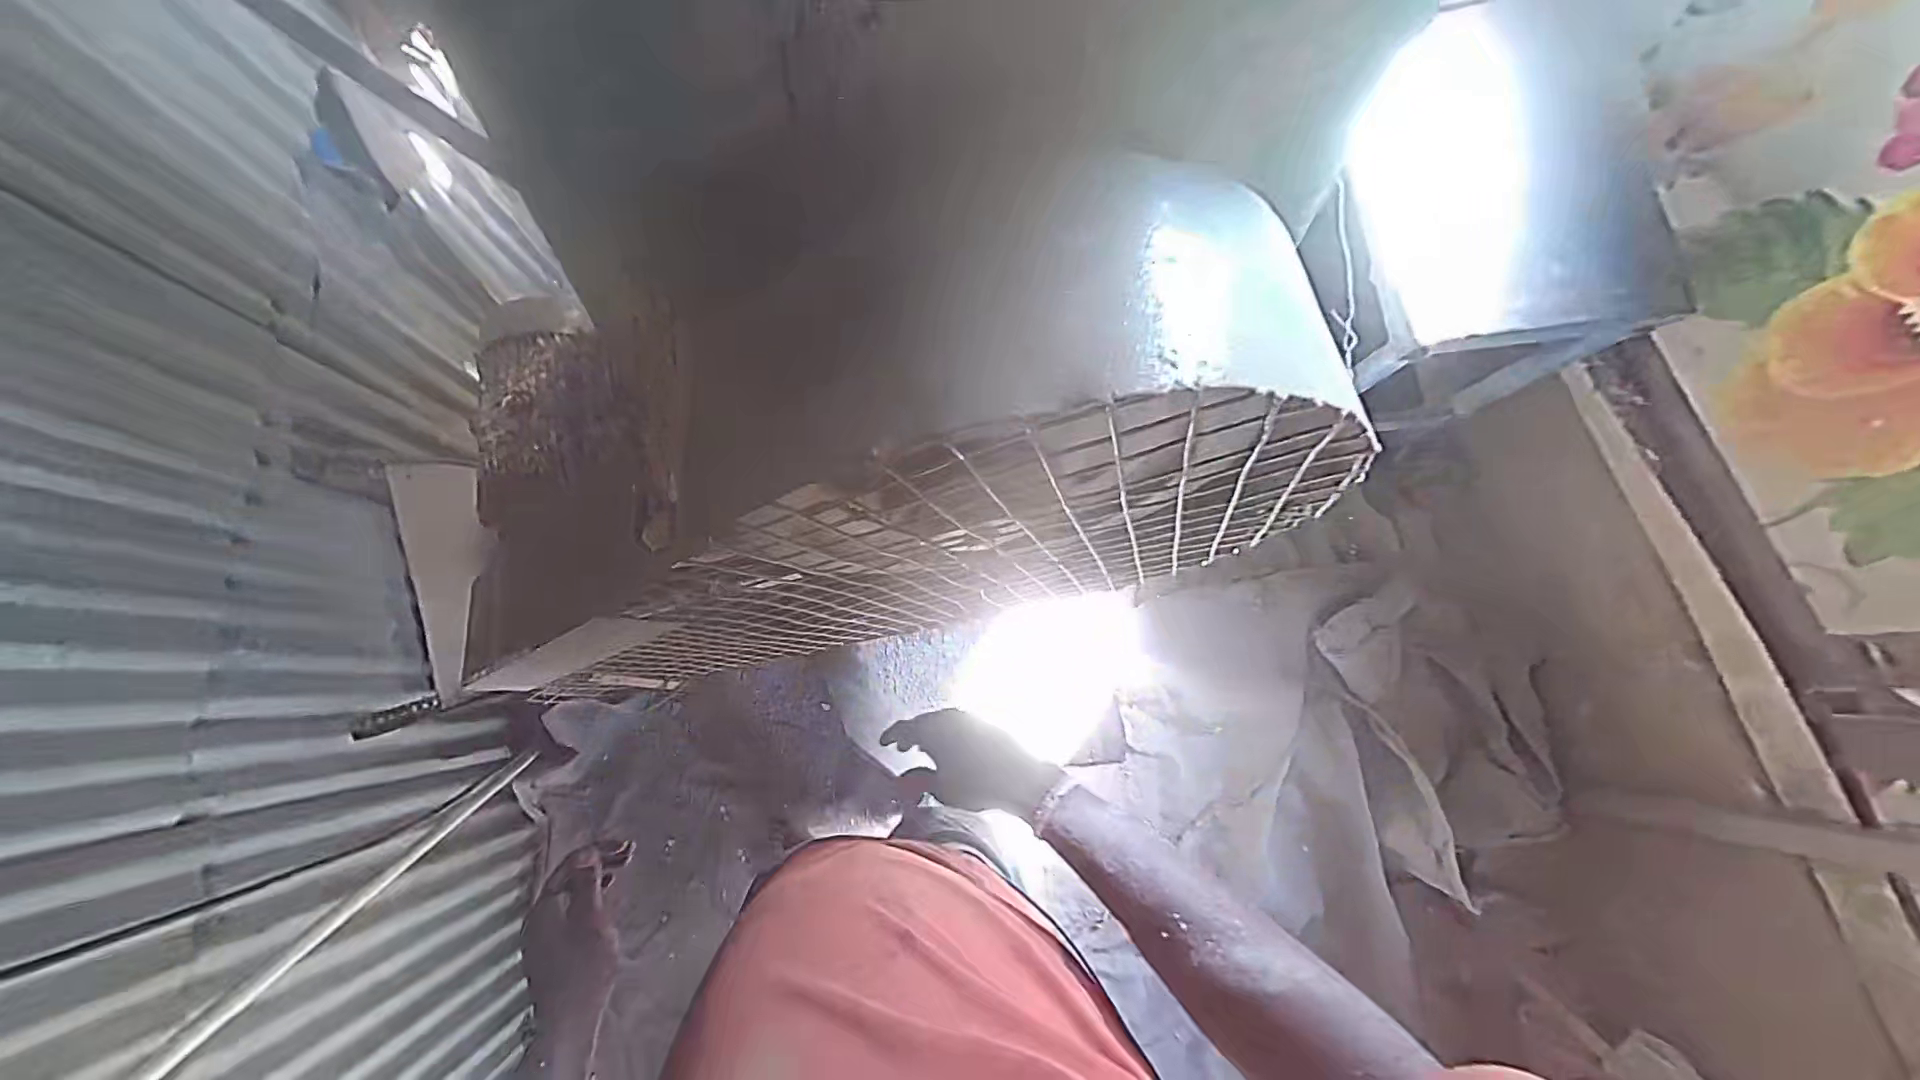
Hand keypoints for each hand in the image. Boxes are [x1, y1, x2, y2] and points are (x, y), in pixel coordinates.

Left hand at [523, 840, 630, 1048]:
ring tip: (620, 869)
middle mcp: (539, 917)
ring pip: (570, 891)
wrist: (571, 1018)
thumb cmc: (585, 967)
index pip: (569, 864)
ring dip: (595, 876)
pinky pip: (571, 906)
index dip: (597, 849)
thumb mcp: (592, 918)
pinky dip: (590, 894)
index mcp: (545, 907)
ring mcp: (544, 933)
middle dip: (597, 861)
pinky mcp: (553, 946)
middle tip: (627, 852)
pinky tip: (605, 898)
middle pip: (568, 876)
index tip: (625, 845)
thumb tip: (587, 854)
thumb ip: (587, 884)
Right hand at [880, 708, 1064, 822]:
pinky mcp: (986, 722)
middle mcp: (949, 716)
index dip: (891, 735)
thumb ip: (918, 781)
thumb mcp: (942, 788)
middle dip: (912, 734)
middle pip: (924, 722)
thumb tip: (904, 779)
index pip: (904, 727)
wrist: (1021, 777)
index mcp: (933, 727)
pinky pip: (959, 724)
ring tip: (927, 750)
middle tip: (904, 747)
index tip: (884, 742)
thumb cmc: (977, 785)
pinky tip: (952, 750)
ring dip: (932, 733)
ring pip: (943, 722)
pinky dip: (950, 734)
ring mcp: (970, 717)